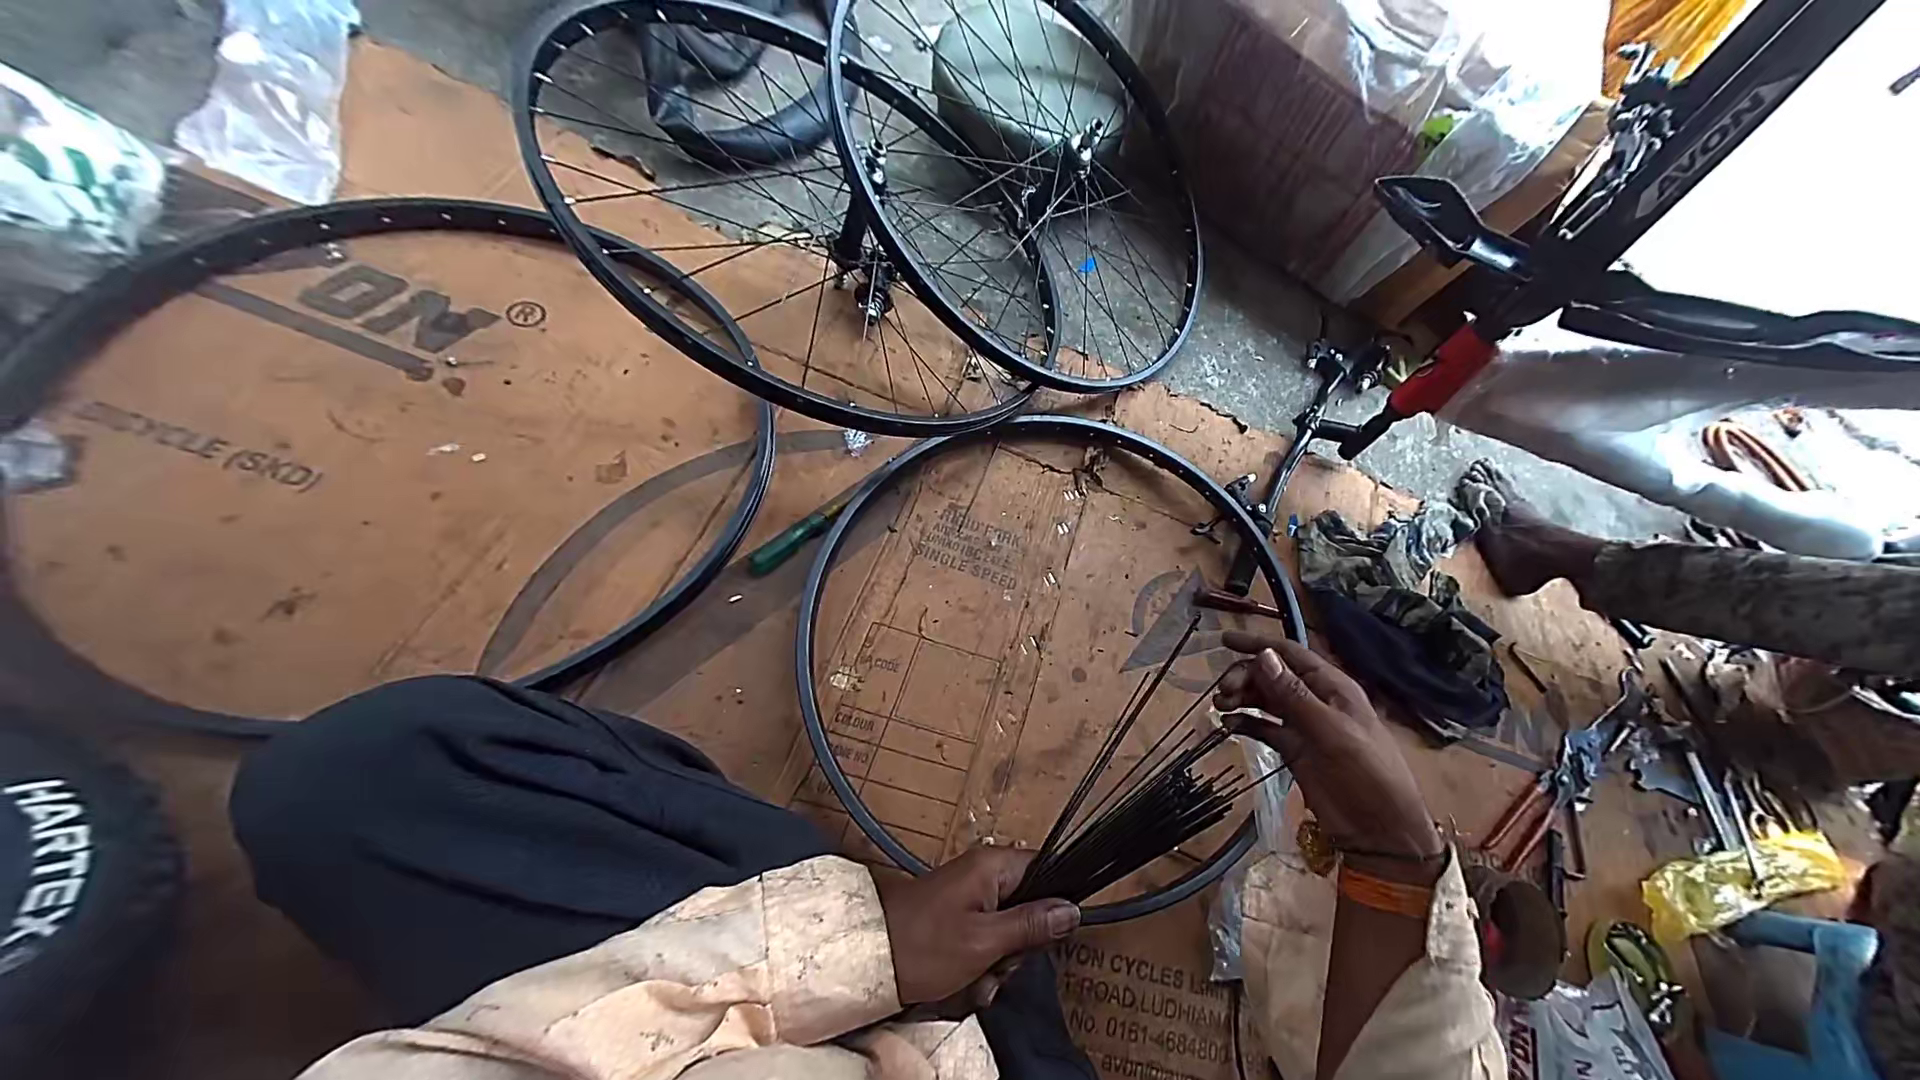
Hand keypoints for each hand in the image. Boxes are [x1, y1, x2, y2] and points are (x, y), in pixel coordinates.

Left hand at [875, 845, 1080, 1008]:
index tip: (1045, 936)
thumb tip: (1072, 910)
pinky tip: (969, 980)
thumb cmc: (926, 944)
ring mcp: (971, 894)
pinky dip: (983, 964)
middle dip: (1020, 945)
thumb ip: (1031, 925)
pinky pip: (988, 939)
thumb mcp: (985, 941)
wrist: (873, 957)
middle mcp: (984, 873)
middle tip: (1000, 963)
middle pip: (1029, 905)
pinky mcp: (960, 916)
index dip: (1053, 903)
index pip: (1044, 869)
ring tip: (979, 976)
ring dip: (999, 961)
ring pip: (1010, 929)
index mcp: (993, 865)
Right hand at [1214, 632, 1441, 866]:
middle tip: (1223, 693)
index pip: (1289, 654)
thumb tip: (1262, 655)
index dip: (1256, 644)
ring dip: (1240, 698)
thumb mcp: (1329, 731)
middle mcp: (1314, 700)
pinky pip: (1262, 727)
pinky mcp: (1292, 748)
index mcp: (1331, 687)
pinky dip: (1243, 723)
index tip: (1223, 641)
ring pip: (1263, 699)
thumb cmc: (1366, 774)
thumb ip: (1293, 694)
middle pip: (1270, 675)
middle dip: (1243, 677)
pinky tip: (1228, 727)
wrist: (1380, 832)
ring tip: (1220, 707)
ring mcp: (1302, 725)